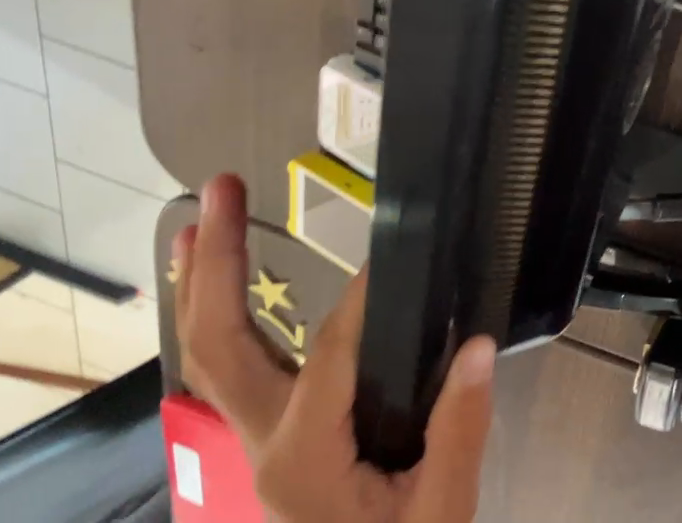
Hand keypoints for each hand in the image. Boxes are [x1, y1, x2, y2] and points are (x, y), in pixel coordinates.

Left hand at [173, 174, 497, 521]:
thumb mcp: (442, 508)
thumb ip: (460, 429)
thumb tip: (476, 345)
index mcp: (304, 455)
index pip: (332, 356)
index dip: (363, 298)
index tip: (392, 247)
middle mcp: (263, 441)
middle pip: (219, 346)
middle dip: (216, 266)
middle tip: (221, 191)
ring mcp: (258, 440)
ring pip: (213, 355)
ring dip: (205, 284)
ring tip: (205, 219)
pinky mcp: (272, 438)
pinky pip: (234, 369)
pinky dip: (223, 316)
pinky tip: (230, 286)